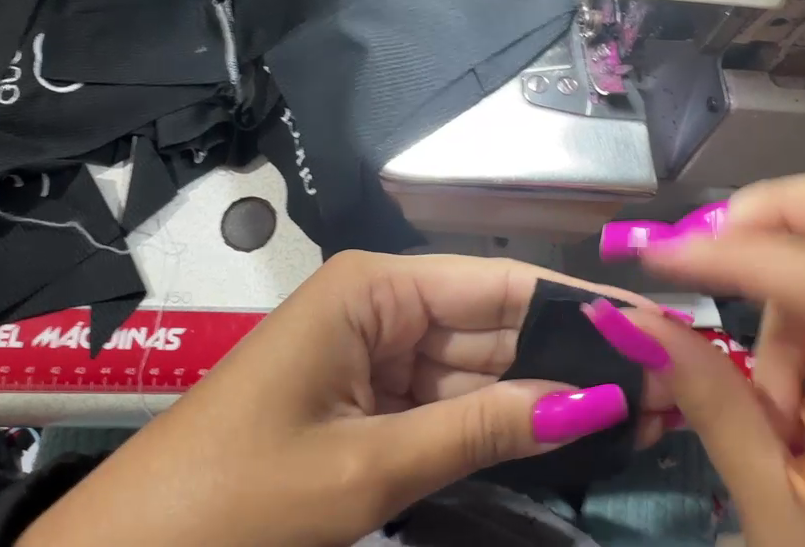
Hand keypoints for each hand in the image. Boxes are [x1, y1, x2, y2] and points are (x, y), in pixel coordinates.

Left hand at [19, 251, 674, 546]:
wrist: (136, 546)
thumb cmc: (243, 492)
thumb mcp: (372, 463)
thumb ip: (485, 427)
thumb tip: (596, 400)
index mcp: (376, 287)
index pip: (502, 284)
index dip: (581, 305)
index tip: (658, 326)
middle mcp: (381, 301)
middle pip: (496, 322)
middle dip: (575, 354)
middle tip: (668, 382)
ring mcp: (375, 348)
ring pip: (478, 363)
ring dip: (547, 390)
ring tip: (640, 409)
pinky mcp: (368, 392)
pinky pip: (446, 397)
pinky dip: (499, 418)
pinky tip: (565, 429)